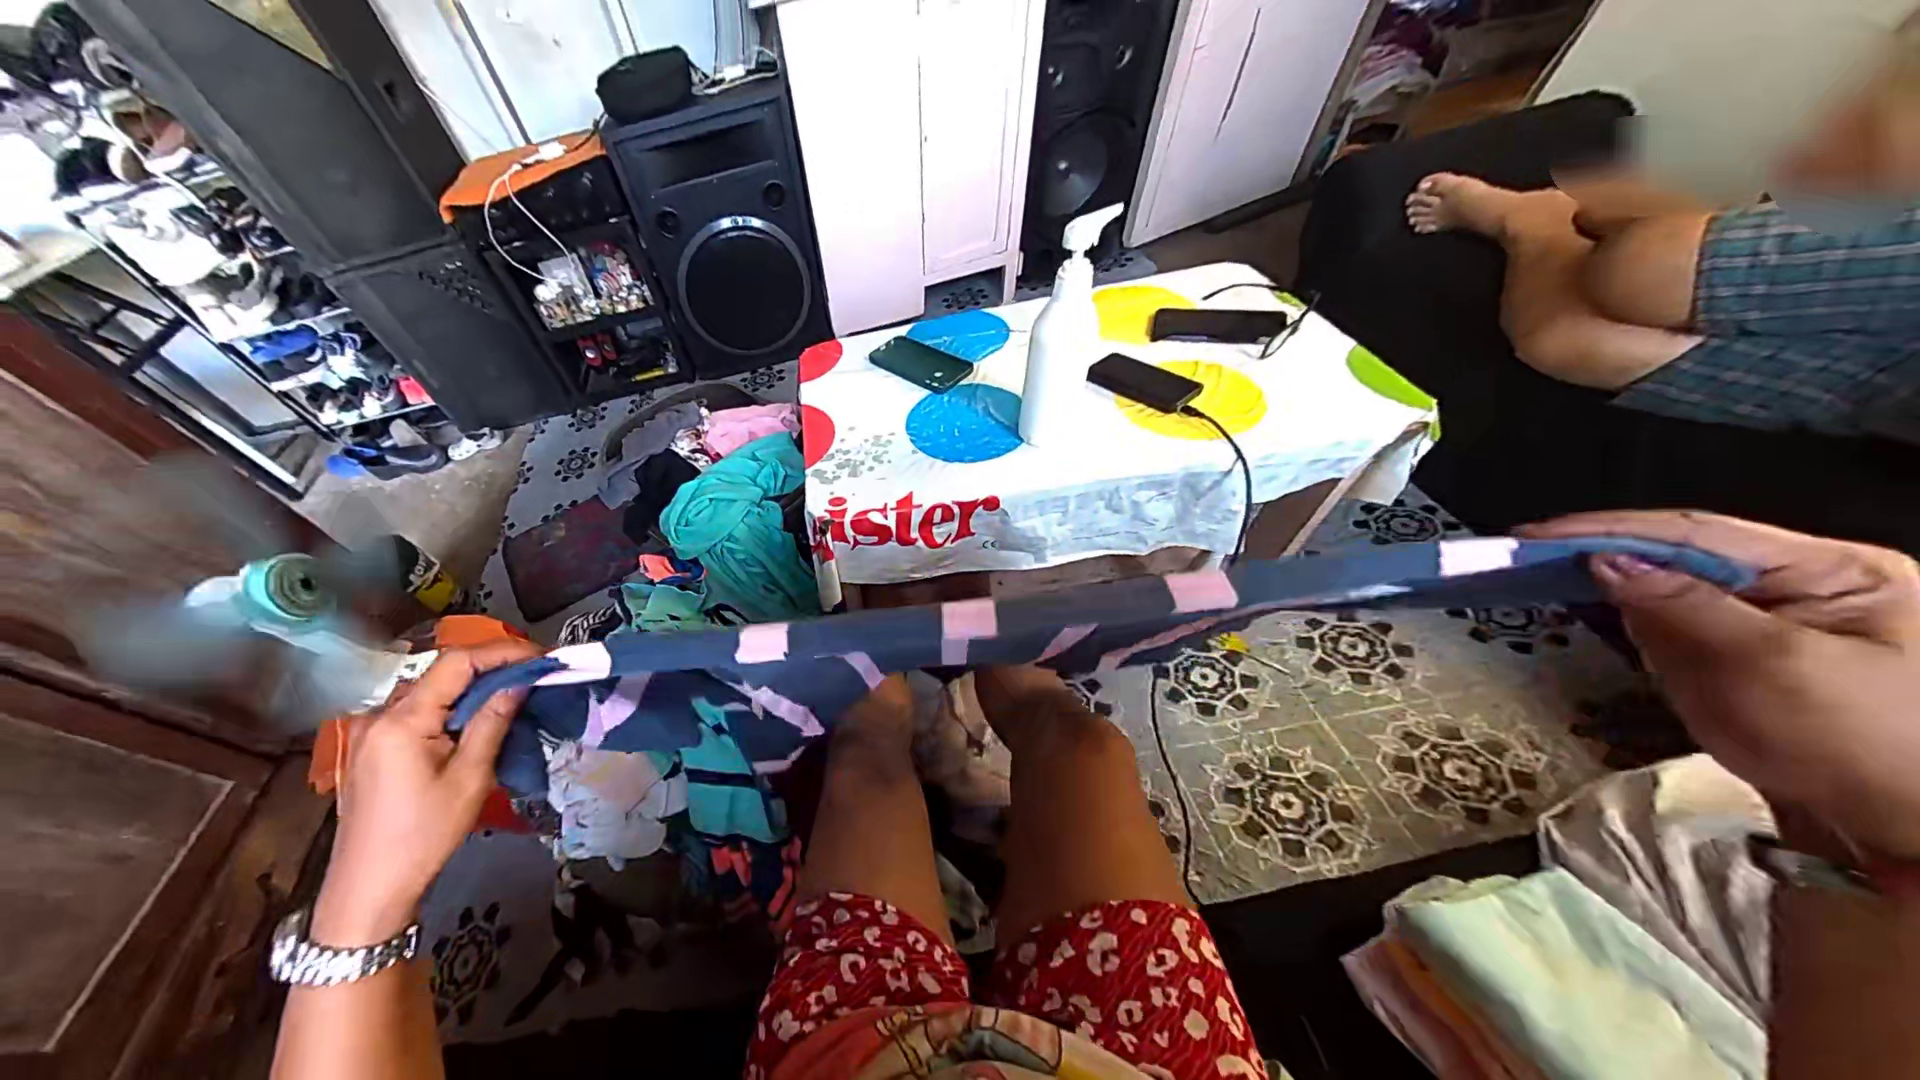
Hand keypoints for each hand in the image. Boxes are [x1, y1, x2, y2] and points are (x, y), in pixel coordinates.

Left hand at [310, 641, 540, 944]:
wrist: (369, 889)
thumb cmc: (424, 834)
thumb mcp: (470, 777)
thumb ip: (493, 722)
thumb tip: (519, 682)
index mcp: (401, 721)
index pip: (456, 663)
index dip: (502, 652)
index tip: (542, 656)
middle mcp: (379, 717)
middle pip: (441, 672)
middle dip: (492, 665)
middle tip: (535, 671)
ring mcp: (370, 732)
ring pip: (430, 689)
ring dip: (473, 684)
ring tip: (515, 690)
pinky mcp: (372, 747)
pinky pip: (418, 709)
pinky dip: (453, 704)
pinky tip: (478, 716)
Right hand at [1522, 511, 1919, 857]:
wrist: (1903, 835)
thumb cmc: (1861, 743)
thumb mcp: (1771, 665)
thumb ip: (1682, 604)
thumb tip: (1603, 561)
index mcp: (1833, 570)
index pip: (1699, 534)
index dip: (1611, 529)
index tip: (1537, 533)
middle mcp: (1798, 585)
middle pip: (1678, 555)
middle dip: (1602, 552)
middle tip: (1525, 553)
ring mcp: (1765, 622)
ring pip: (1664, 587)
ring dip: (1605, 582)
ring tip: (1540, 573)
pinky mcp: (1735, 657)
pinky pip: (1666, 623)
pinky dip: (1622, 614)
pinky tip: (1587, 604)